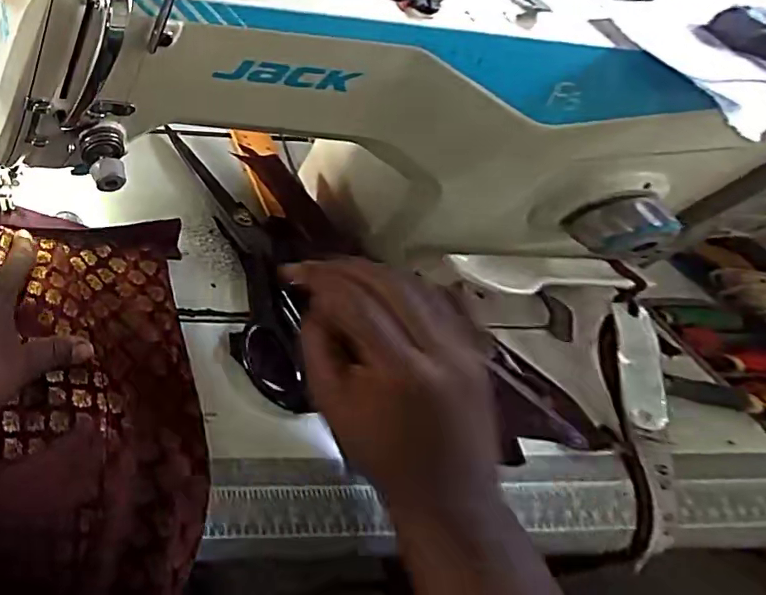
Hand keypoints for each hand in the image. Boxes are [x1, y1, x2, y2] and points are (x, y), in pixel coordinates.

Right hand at [283, 258, 498, 518]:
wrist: (448, 497)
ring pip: (414, 284)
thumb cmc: (381, 453)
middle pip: (385, 282)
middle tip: (309, 268)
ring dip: (371, 271)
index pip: (353, 299)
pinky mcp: (475, 354)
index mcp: (401, 369)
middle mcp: (441, 352)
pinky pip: (443, 301)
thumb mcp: (328, 399)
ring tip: (339, 273)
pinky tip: (384, 285)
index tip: (289, 273)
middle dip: (340, 268)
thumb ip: (316, 342)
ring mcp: (465, 351)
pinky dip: (408, 284)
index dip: (316, 277)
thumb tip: (315, 303)